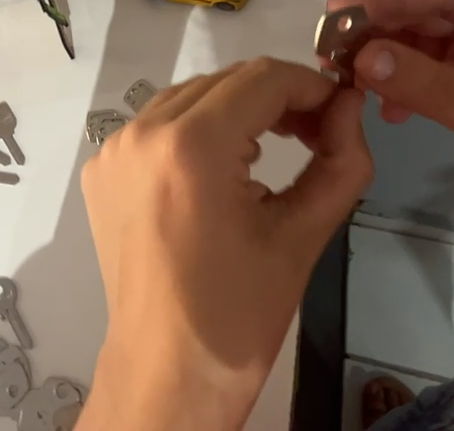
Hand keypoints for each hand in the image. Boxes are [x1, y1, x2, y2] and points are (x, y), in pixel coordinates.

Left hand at [79, 60, 372, 429]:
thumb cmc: (238, 317)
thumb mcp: (302, 237)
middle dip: (278, 98)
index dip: (310, 86)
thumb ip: (340, 162)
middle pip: (226, 81)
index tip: (341, 111)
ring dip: (238, 110)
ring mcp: (114, 148)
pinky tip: (221, 170)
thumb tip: (351, 105)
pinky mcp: (102, 167)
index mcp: (189, 147)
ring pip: (192, 96)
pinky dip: (197, 130)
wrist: (164, 375)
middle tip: (317, 134)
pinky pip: (159, 124)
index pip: (263, 78)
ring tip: (273, 149)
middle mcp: (142, 131)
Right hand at [333, 0, 453, 285]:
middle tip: (326, 47)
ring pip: (422, 45)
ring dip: (384, 57)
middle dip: (380, 28)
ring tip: (343, 76)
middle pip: (428, 14)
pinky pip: (426, 78)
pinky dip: (399, 87)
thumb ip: (434, 88)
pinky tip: (384, 110)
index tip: (339, 14)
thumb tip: (362, 56)